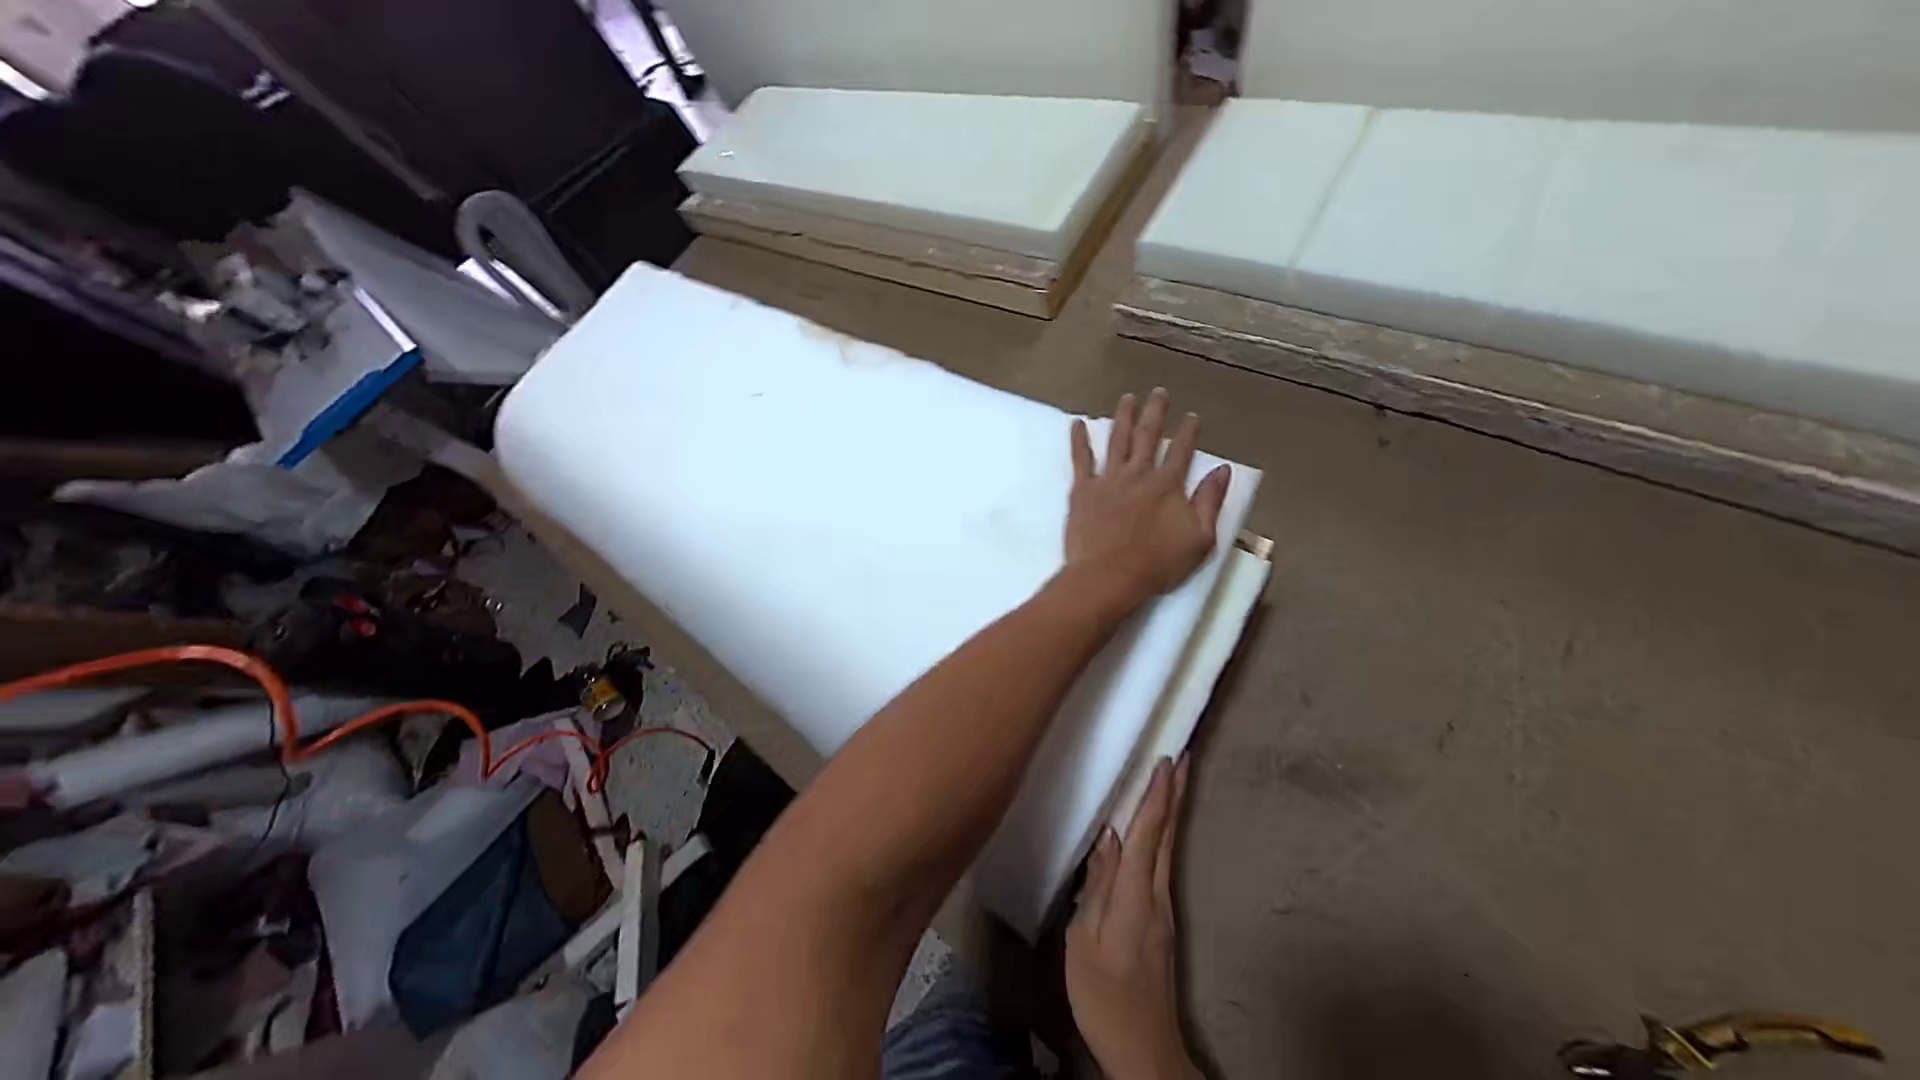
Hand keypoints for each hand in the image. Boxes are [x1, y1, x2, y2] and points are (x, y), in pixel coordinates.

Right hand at [1066, 756, 1200, 1079]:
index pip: (1149, 835)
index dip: (1157, 796)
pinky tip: (1153, 831)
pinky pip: (1161, 865)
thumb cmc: (1105, 996)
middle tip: (1183, 757)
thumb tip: (1107, 838)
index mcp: (1136, 897)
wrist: (1144, 1050)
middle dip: (1175, 795)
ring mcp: (1164, 910)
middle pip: (1168, 836)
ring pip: (1168, 849)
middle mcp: (1158, 896)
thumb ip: (1097, 887)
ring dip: (1171, 811)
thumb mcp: (1086, 942)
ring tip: (1172, 781)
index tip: (1166, 760)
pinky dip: (1162, 836)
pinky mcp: (1161, 922)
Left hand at [1067, 388, 1229, 607]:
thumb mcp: (1199, 539)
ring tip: (1128, 398)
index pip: (1181, 450)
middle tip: (1158, 393)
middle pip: (1148, 435)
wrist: (1108, 576)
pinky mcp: (1083, 490)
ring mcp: (1108, 479)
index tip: (1191, 416)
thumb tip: (1222, 471)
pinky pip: (1080, 459)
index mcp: (1168, 485)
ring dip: (1123, 416)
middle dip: (1155, 412)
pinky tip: (1078, 423)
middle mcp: (1138, 474)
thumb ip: (1210, 501)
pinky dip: (1079, 440)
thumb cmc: (1156, 564)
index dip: (1188, 431)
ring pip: (1117, 439)